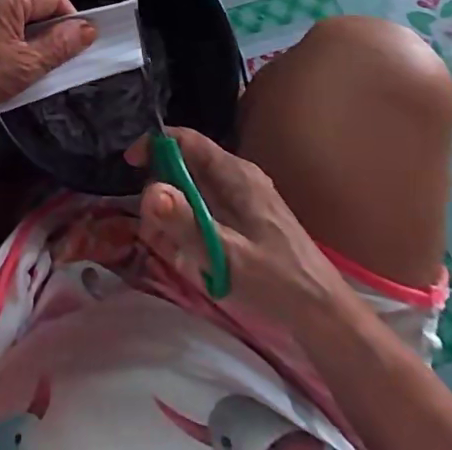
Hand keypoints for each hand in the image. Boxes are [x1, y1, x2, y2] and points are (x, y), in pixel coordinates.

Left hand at [0, 0, 97, 144]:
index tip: (67, 49)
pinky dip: (6, 26)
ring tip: (22, 57)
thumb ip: (62, 44)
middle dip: (45, 25)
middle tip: (43, 57)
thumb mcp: (26, 67)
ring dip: (26, 26)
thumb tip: (90, 28)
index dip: (67, 20)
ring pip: (16, 4)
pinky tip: (0, 51)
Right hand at [126, 127, 354, 324]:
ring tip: (167, 247)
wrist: (321, 310)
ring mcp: (243, 198)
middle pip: (188, 165)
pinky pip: (207, 210)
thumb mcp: (226, 254)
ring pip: (195, 190)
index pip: (189, 141)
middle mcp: (239, 178)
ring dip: (175, 213)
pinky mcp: (245, 219)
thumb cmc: (276, 279)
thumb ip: (186, 223)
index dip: (157, 144)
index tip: (130, 163)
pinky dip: (190, 226)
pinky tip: (187, 255)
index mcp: (236, 174)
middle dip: (162, 189)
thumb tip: (149, 191)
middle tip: (150, 226)